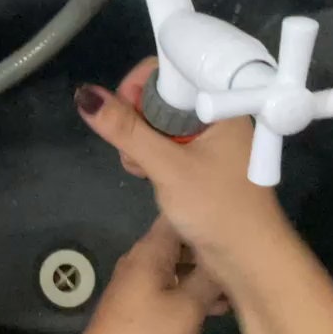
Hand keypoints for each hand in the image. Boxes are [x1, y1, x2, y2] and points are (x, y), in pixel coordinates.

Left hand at [64, 217, 224, 333]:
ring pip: (177, 266)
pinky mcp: (138, 300)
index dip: (205, 215)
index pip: (178, 217)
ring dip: (204, 275)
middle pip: (180, 242)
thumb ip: (208, 279)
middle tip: (245, 262)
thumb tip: (225, 255)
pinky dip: (190, 290)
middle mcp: (141, 258)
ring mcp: (138, 279)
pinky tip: (216, 308)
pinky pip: (169, 285)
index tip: (235, 222)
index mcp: (150, 250)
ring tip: (239, 289)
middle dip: (210, 250)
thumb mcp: (188, 307)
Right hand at [73, 58, 292, 266]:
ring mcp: (206, 142)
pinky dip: (148, 157)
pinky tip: (147, 177)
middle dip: (135, 121)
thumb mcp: (167, 167)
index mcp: (220, 106)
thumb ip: (126, 130)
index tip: (122, 112)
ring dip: (139, 143)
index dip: (139, 86)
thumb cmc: (217, 208)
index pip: (170, 71)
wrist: (248, 261)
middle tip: (134, 150)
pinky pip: (162, 145)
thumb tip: (84, 95)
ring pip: (156, 124)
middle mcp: (214, 117)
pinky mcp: (198, 163)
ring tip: (142, 169)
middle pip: (158, 98)